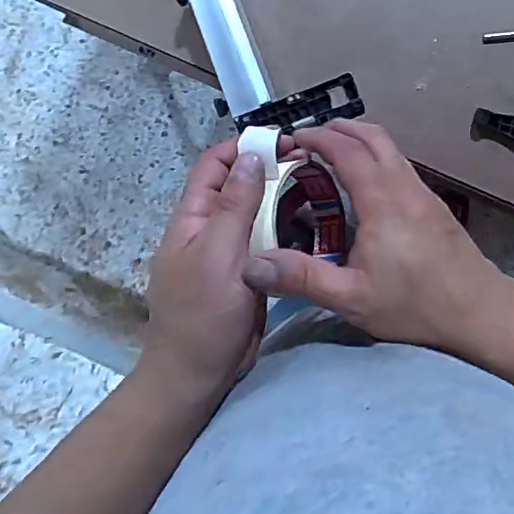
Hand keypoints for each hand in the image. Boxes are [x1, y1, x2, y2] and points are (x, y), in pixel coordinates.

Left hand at [141, 135, 293, 399]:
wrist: (199, 373)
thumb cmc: (204, 312)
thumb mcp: (218, 253)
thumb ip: (235, 204)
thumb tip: (248, 155)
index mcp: (193, 218)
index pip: (215, 165)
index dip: (244, 146)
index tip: (283, 140)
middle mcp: (211, 227)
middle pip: (239, 185)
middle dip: (271, 168)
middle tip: (312, 162)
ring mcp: (230, 250)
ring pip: (258, 211)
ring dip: (283, 196)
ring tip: (320, 186)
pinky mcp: (249, 270)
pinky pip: (268, 239)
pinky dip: (288, 226)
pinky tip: (314, 222)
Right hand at [241, 121, 504, 348]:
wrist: (480, 310)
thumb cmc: (416, 304)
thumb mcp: (352, 298)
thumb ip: (302, 278)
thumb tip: (253, 265)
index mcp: (383, 201)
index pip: (347, 150)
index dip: (318, 138)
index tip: (292, 140)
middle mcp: (405, 186)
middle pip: (372, 137)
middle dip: (338, 129)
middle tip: (308, 140)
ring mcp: (424, 192)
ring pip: (391, 148)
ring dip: (359, 141)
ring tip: (331, 156)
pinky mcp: (434, 204)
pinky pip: (400, 165)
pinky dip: (376, 157)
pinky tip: (364, 185)